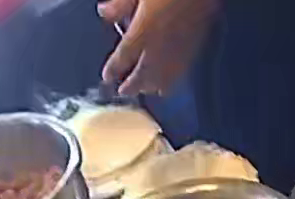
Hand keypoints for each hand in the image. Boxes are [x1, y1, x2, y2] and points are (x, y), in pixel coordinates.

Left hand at [97, 0, 218, 96]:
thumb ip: (120, 3)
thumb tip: (104, 13)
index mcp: (143, 31)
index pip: (124, 56)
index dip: (114, 69)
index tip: (107, 77)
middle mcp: (159, 50)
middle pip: (143, 76)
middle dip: (132, 86)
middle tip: (123, 92)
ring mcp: (176, 56)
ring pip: (161, 81)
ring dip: (150, 87)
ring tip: (144, 90)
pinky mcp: (190, 56)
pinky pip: (176, 77)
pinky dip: (168, 84)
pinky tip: (166, 86)